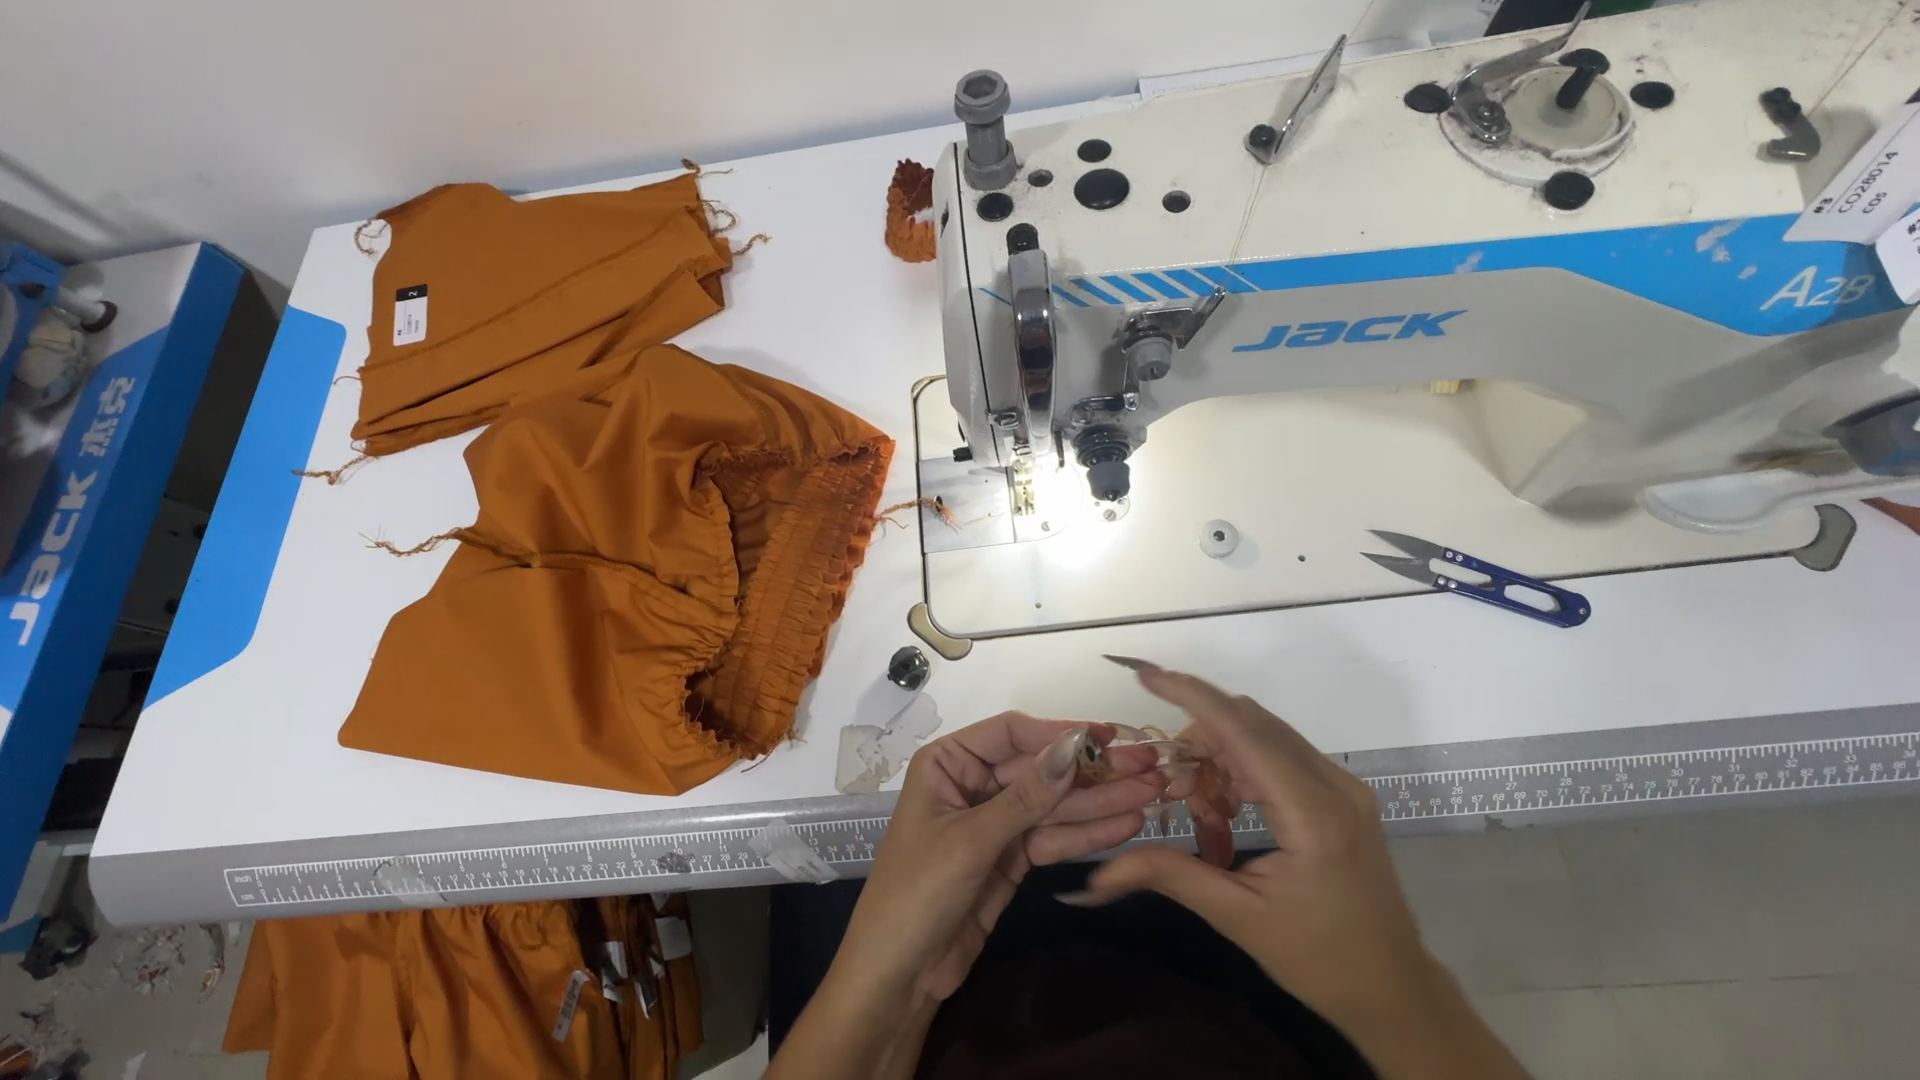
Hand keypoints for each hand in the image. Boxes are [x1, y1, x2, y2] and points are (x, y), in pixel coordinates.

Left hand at [836, 713, 1165, 1001]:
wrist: (899, 977)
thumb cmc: (916, 894)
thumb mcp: (971, 841)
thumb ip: (1027, 796)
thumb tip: (1074, 747)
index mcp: (948, 763)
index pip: (1012, 734)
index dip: (1061, 734)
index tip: (1109, 737)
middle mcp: (973, 783)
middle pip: (1040, 768)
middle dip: (1092, 771)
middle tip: (1148, 767)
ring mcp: (995, 821)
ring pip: (1054, 804)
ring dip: (1101, 802)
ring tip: (1152, 794)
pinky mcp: (1012, 857)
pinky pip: (1054, 837)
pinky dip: (1087, 833)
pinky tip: (1127, 825)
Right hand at [1061, 665, 1526, 1078]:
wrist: (1393, 989)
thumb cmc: (1320, 959)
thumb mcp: (1238, 918)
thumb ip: (1170, 876)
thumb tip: (1097, 875)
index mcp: (1313, 815)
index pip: (1244, 731)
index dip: (1191, 695)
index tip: (1146, 675)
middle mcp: (1335, 785)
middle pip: (1251, 723)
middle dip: (1196, 733)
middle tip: (1161, 774)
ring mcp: (1344, 786)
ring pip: (1264, 734)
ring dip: (1218, 750)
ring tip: (1191, 799)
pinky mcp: (1342, 794)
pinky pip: (1280, 754)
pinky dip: (1241, 764)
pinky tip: (1223, 804)